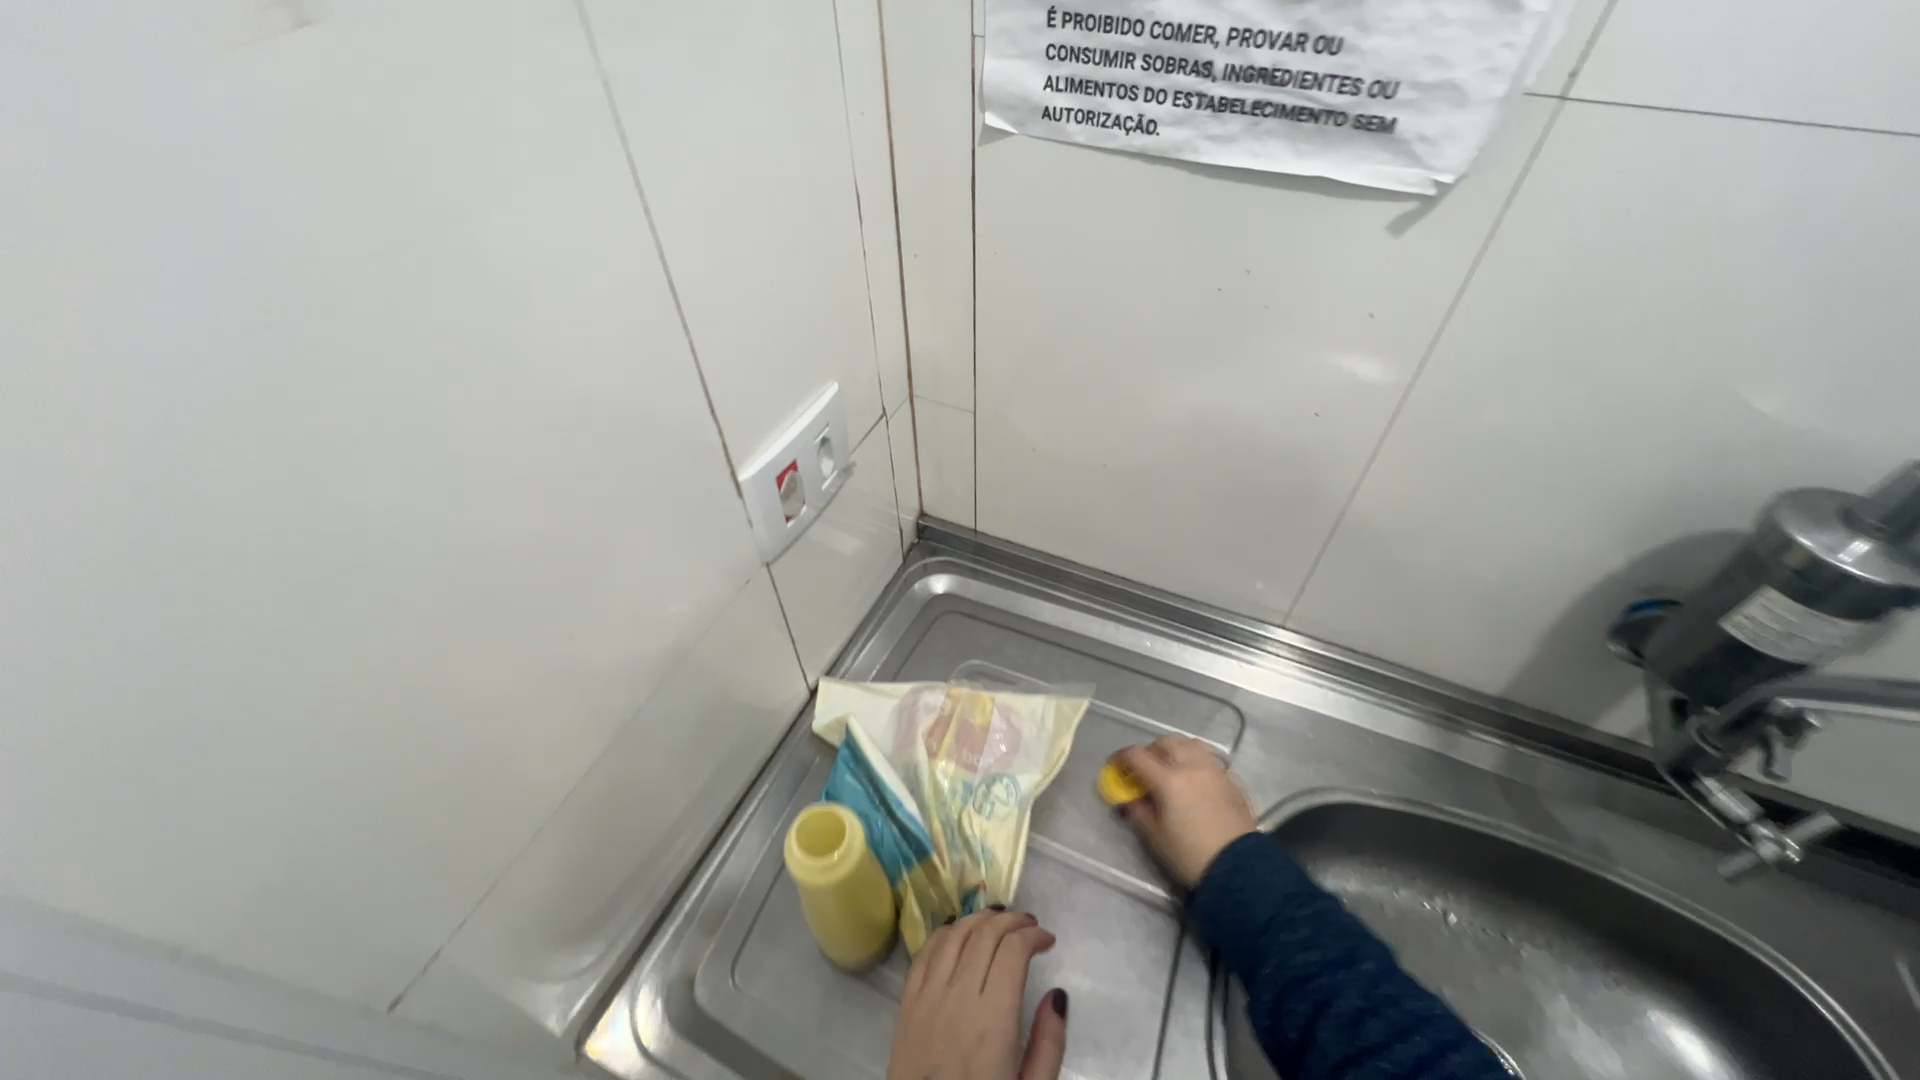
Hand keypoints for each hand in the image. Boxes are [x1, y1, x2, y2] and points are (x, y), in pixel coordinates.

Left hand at [885, 909, 1067, 1079]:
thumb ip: (1048, 1044)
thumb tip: (1057, 996)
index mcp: (993, 1020)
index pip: (1013, 951)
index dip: (1033, 936)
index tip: (1047, 940)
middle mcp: (958, 998)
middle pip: (985, 934)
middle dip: (1011, 921)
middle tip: (1028, 925)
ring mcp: (927, 997)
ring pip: (954, 935)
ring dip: (978, 919)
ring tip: (997, 921)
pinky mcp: (906, 1004)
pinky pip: (924, 953)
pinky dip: (944, 933)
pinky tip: (958, 932)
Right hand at [1113, 736, 1257, 887]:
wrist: (1238, 868)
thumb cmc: (1189, 855)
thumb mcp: (1155, 837)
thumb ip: (1138, 811)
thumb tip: (1130, 798)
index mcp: (1168, 780)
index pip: (1137, 756)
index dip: (1121, 757)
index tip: (1114, 765)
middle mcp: (1192, 767)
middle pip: (1166, 742)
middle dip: (1150, 750)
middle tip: (1143, 768)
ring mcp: (1215, 771)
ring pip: (1191, 745)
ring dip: (1175, 750)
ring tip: (1170, 767)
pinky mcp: (1232, 781)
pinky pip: (1210, 760)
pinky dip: (1197, 762)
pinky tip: (1195, 780)